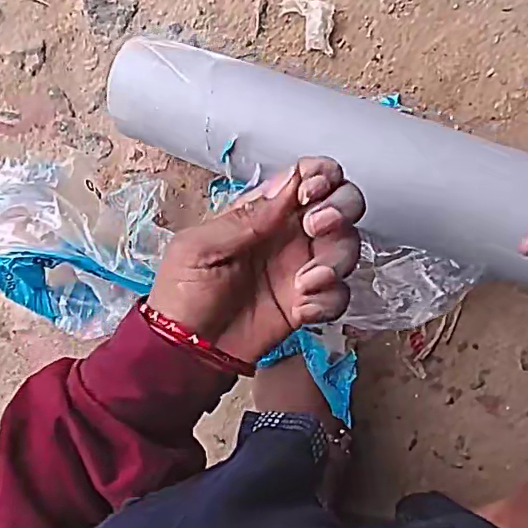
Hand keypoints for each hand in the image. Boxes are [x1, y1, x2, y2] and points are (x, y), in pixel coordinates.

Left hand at [149, 157, 364, 362]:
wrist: (186, 351)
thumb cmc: (181, 295)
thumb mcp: (199, 248)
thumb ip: (245, 218)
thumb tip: (287, 185)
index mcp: (259, 214)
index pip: (305, 178)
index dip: (321, 176)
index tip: (312, 190)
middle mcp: (286, 237)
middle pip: (339, 205)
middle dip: (340, 208)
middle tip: (316, 225)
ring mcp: (299, 270)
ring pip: (345, 248)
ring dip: (336, 259)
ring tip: (305, 281)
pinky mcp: (307, 305)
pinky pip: (338, 295)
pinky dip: (328, 300)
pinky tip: (302, 308)